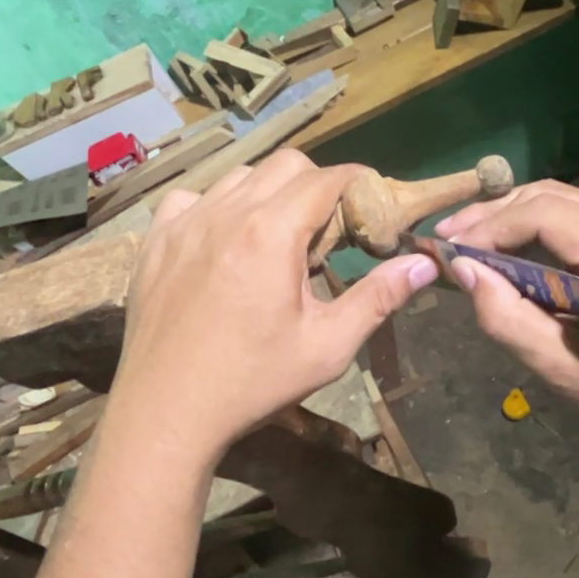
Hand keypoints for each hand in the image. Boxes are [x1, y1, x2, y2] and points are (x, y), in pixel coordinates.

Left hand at [108, 150, 437, 462]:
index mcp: (272, 232)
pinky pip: (191, 198)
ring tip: (274, 237)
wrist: (165, 412)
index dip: (356, 182)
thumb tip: (423, 264)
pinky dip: (215, 206)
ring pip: (238, 176)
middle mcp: (227, 212)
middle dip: (315, 184)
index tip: (369, 203)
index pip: (326, 177)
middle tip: (324, 229)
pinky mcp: (155, 240)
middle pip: (284, 165)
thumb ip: (378, 298)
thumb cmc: (252, 382)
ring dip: (267, 193)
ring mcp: (185, 222)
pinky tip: (220, 242)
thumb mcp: (327, 347)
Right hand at [435, 180, 578, 444]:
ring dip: (508, 214)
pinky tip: (502, 240)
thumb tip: (462, 269)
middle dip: (492, 215)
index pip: (546, 215)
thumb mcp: (561, 368)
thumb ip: (508, 319)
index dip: (490, 227)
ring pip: (557, 196)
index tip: (450, 250)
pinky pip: (572, 209)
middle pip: (549, 196)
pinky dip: (531, 222)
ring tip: (465, 237)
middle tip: (447, 239)